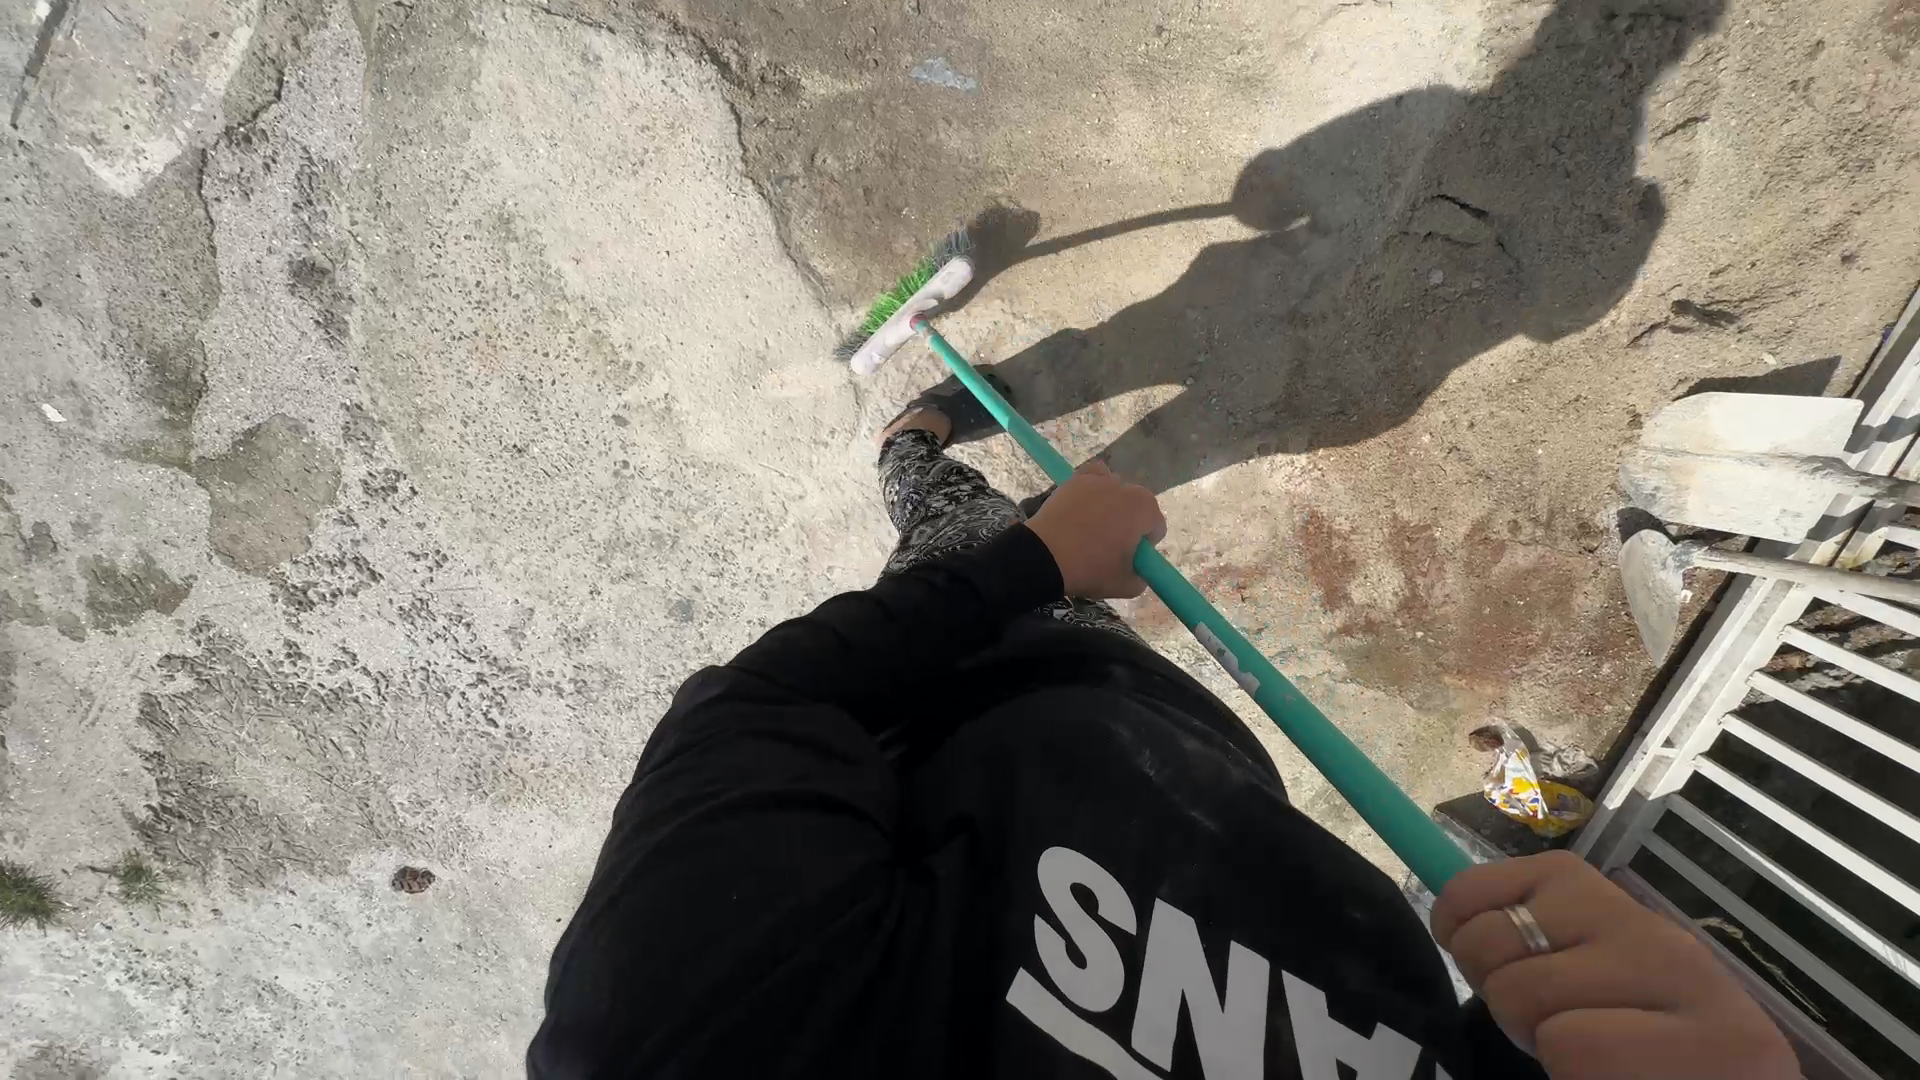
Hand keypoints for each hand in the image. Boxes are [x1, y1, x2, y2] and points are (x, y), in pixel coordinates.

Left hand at [1025, 461, 1166, 598]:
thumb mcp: (1126, 585)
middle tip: (1109, 546)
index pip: (1156, 527)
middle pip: (1136, 507)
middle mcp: (1126, 487)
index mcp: (1145, 509)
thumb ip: (1143, 576)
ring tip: (1092, 528)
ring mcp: (1099, 480)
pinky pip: (1093, 477)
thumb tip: (1139, 570)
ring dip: (1111, 506)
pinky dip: (1093, 487)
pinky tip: (1085, 504)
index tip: (1128, 558)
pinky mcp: (1075, 479)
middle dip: (1129, 524)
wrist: (1044, 556)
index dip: (1144, 545)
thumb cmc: (1090, 569)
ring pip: (1115, 492)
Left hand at [1431, 851, 1795, 1079]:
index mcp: (1588, 887)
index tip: (1487, 965)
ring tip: (1591, 1053)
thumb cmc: (1635, 1030)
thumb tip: (1447, 924)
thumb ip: (1514, 931)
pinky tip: (1619, 1077)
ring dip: (1538, 1039)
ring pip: (1525, 996)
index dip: (1458, 935)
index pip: (1472, 891)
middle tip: (1549, 1024)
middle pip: (1490, 944)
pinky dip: (1574, 1074)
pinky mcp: (1719, 1043)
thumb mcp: (1567, 962)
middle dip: (1499, 995)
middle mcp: (1637, 918)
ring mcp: (1683, 976)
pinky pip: (1573, 1049)